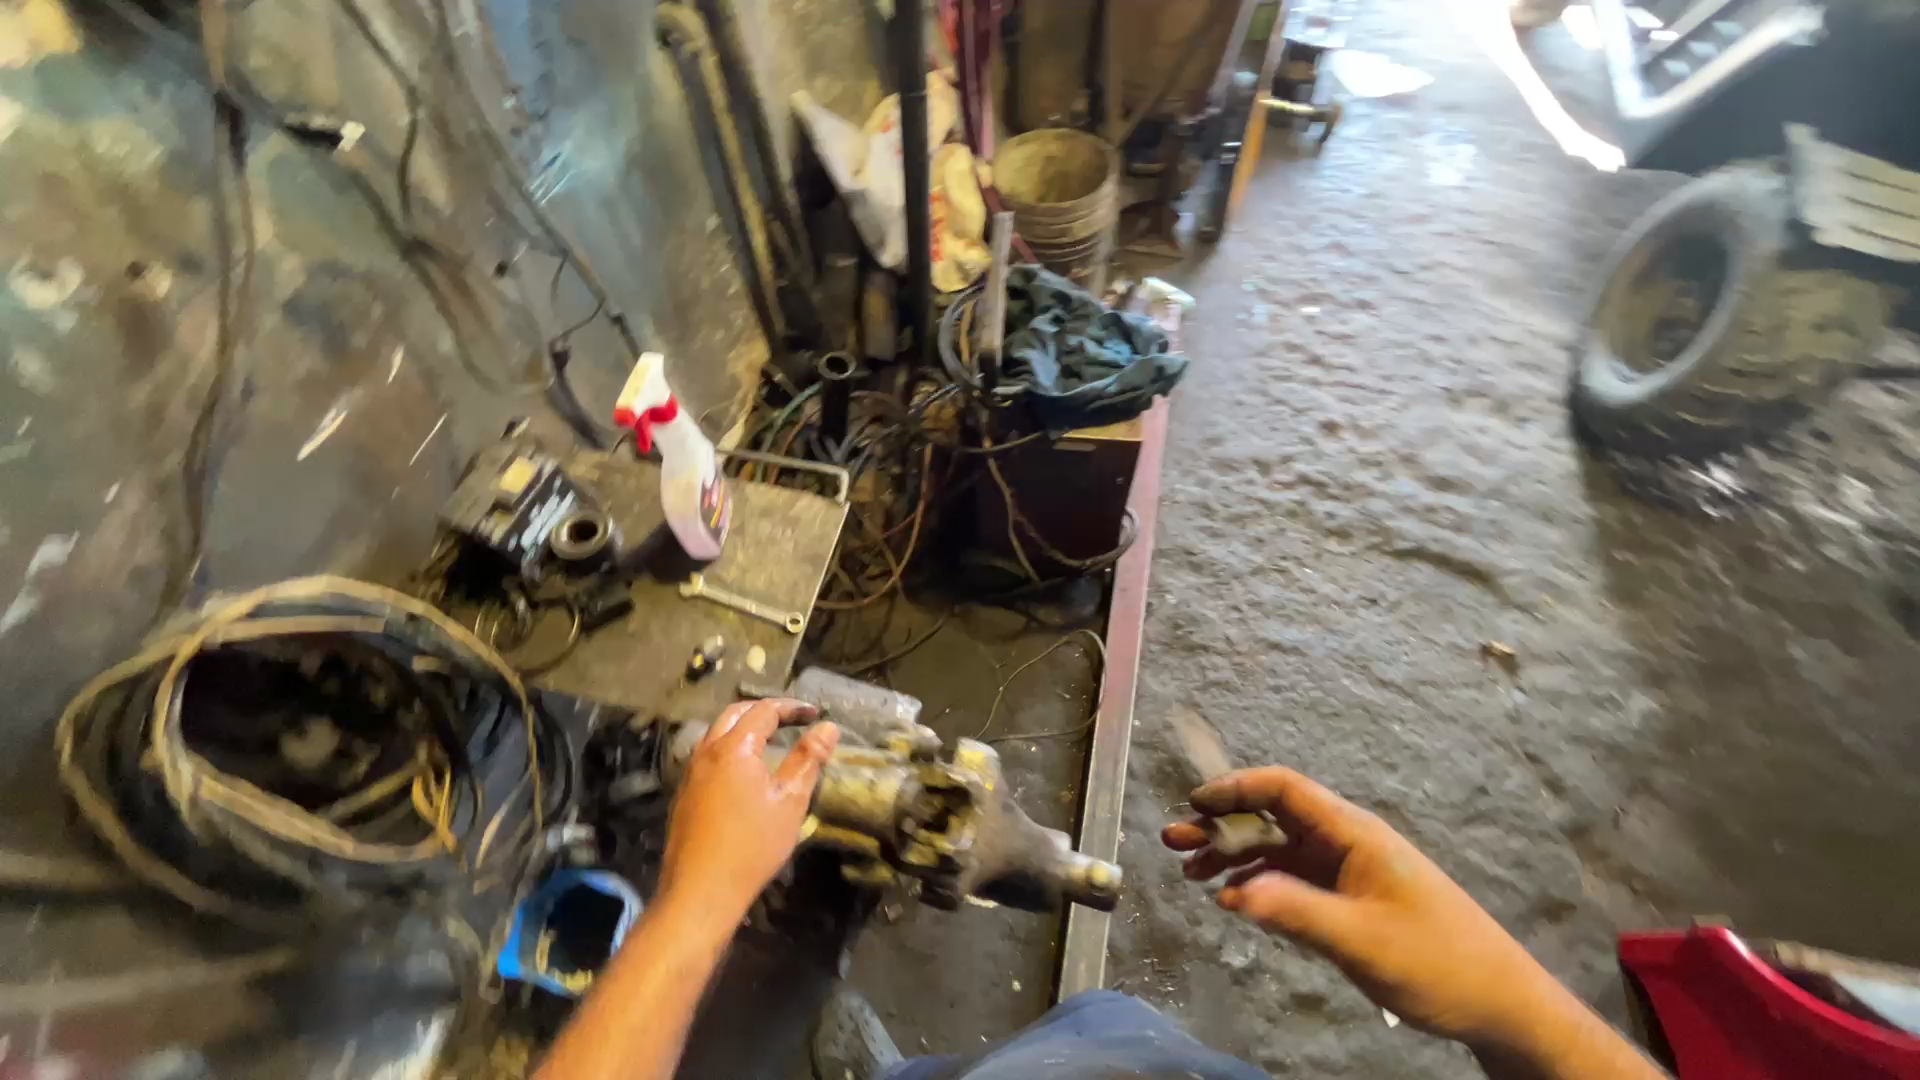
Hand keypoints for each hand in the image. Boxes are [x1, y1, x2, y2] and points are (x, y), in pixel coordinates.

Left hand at [658, 699, 839, 920]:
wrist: (699, 892)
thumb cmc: (752, 845)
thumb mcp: (790, 801)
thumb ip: (808, 759)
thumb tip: (828, 727)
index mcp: (735, 748)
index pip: (764, 711)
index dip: (791, 708)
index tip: (814, 714)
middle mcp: (707, 752)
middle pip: (735, 714)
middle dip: (764, 710)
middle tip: (791, 718)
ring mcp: (690, 774)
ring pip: (716, 733)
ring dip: (743, 727)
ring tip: (768, 738)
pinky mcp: (683, 795)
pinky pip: (706, 755)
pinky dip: (728, 747)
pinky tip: (742, 771)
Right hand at [1162, 767, 1559, 1046]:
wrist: (1503, 1004)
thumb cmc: (1437, 961)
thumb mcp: (1361, 939)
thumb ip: (1293, 911)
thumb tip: (1227, 893)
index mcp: (1352, 832)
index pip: (1283, 789)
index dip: (1235, 789)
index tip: (1194, 804)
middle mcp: (1342, 840)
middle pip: (1270, 817)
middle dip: (1220, 826)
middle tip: (1174, 843)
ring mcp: (1343, 868)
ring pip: (1275, 847)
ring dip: (1232, 855)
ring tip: (1190, 872)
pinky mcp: (1345, 896)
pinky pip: (1290, 877)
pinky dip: (1256, 883)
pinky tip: (1230, 897)